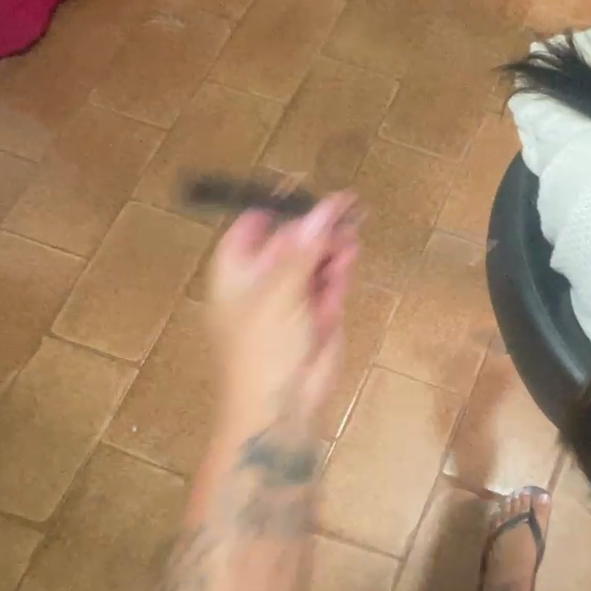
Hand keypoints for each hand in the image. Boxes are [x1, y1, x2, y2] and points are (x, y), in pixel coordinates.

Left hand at [207, 192, 360, 425]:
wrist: (281, 405)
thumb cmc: (262, 348)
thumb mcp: (278, 293)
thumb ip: (304, 250)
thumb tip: (326, 209)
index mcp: (236, 273)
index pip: (251, 227)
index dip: (275, 206)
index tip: (303, 186)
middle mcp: (264, 281)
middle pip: (291, 240)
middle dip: (316, 224)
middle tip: (346, 205)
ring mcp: (294, 297)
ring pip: (316, 258)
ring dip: (333, 243)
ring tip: (354, 227)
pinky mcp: (320, 313)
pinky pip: (331, 281)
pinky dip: (340, 266)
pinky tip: (350, 252)